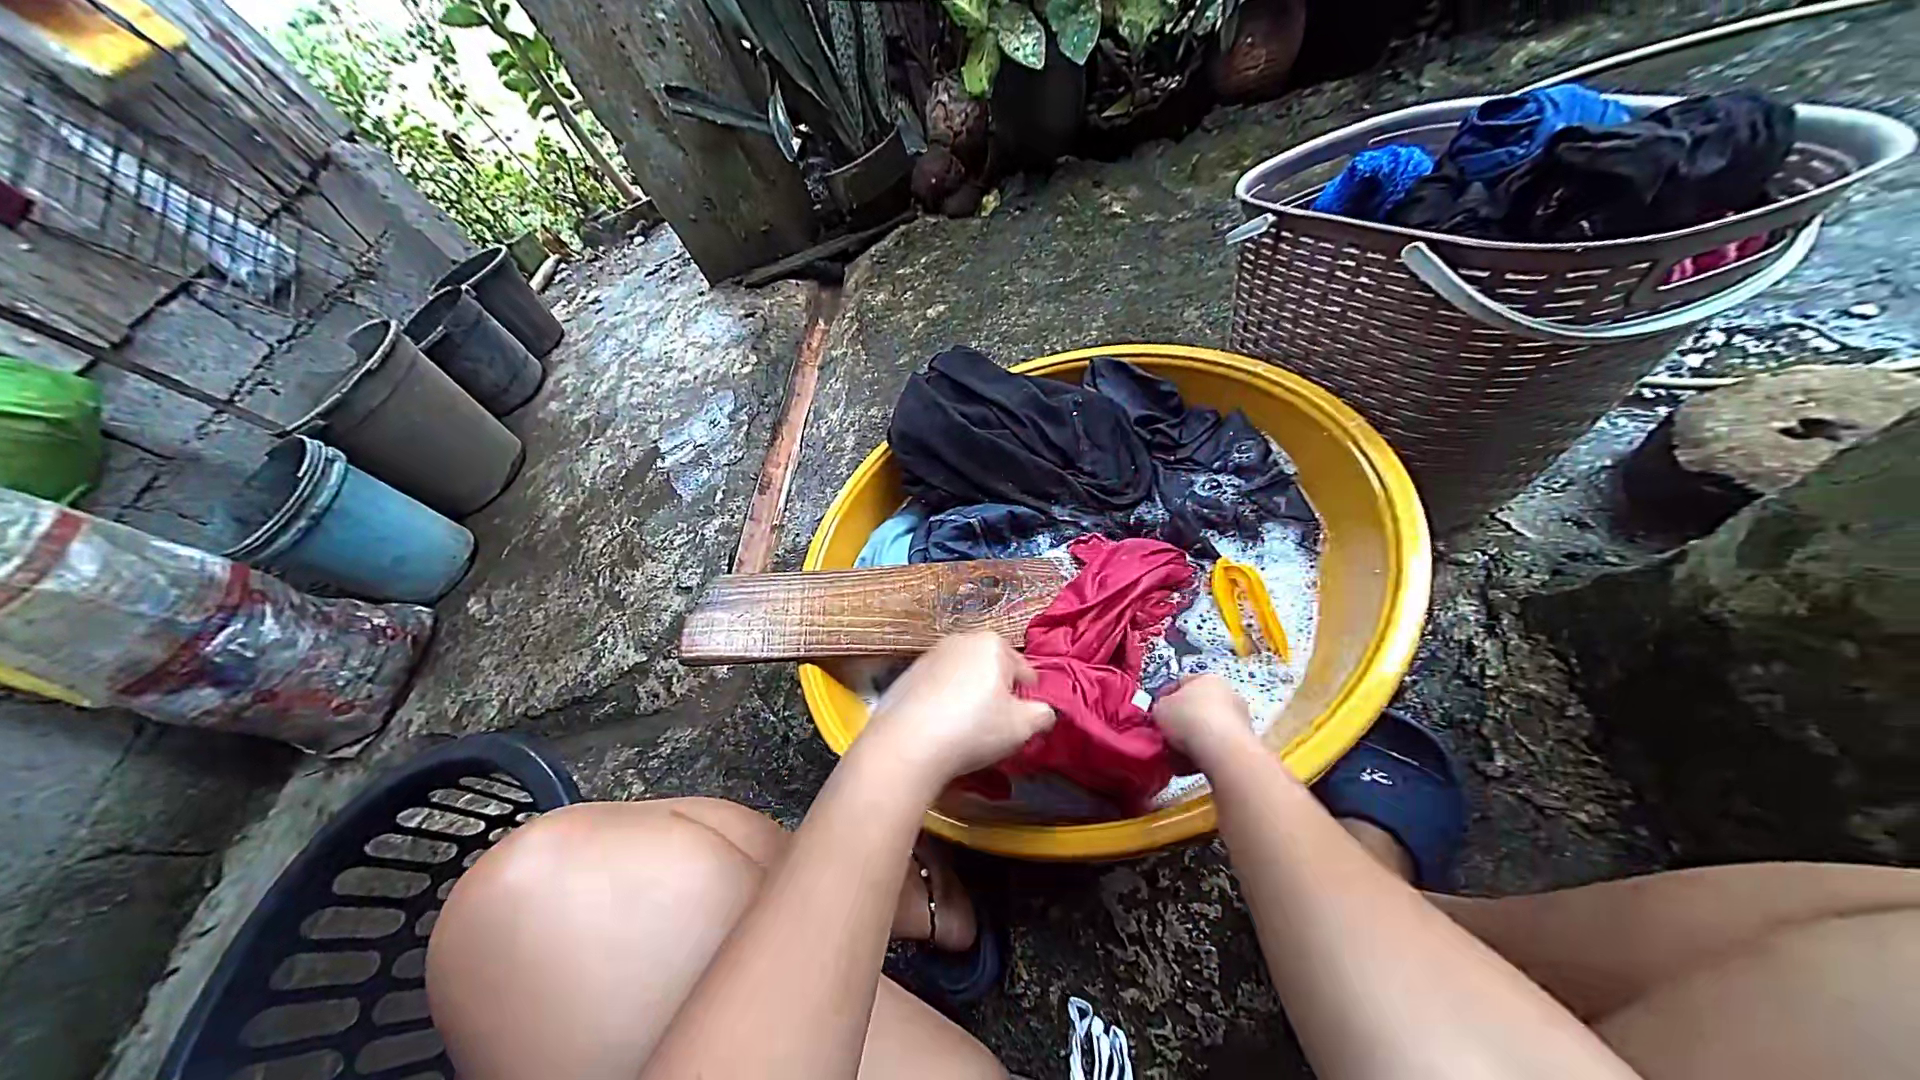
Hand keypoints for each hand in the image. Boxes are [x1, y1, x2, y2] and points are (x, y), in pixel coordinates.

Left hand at [858, 632, 1056, 785]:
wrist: (908, 742)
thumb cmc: (974, 728)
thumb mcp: (1023, 726)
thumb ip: (1043, 715)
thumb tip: (1044, 712)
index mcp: (993, 644)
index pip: (1024, 669)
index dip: (1029, 695)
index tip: (1025, 717)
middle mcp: (961, 640)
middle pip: (991, 668)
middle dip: (997, 691)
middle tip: (998, 724)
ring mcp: (930, 655)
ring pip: (963, 676)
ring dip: (969, 695)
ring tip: (967, 728)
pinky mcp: (907, 675)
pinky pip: (937, 687)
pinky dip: (944, 702)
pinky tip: (942, 727)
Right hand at [1153, 675, 1260, 768]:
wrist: (1220, 749)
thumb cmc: (1187, 718)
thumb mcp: (1159, 708)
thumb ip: (1160, 707)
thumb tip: (1164, 712)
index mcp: (1208, 678)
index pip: (1182, 682)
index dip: (1166, 696)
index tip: (1157, 711)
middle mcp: (1229, 693)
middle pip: (1199, 705)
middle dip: (1184, 718)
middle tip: (1168, 732)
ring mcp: (1241, 718)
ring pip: (1210, 726)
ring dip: (1196, 736)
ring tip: (1177, 751)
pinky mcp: (1245, 741)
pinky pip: (1218, 744)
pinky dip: (1206, 750)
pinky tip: (1191, 761)